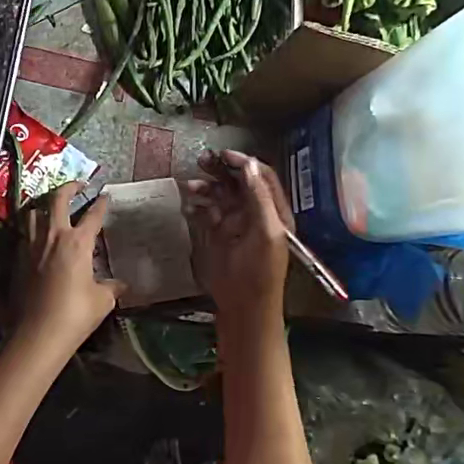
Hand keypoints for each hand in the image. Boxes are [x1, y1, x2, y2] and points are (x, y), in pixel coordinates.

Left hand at [12, 181, 120, 361]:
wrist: (39, 333)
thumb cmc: (76, 313)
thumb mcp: (103, 300)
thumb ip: (112, 287)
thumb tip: (121, 284)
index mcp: (78, 242)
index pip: (93, 215)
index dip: (101, 204)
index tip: (105, 196)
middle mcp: (54, 237)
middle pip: (58, 199)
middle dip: (69, 187)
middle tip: (78, 184)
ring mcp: (32, 246)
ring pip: (34, 212)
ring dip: (44, 205)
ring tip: (52, 207)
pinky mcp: (18, 259)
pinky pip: (24, 234)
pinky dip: (32, 228)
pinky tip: (37, 236)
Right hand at [180, 150, 288, 319]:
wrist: (244, 308)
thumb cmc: (260, 273)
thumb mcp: (265, 233)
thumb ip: (259, 198)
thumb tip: (249, 165)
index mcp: (274, 211)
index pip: (261, 177)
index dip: (244, 162)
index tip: (224, 155)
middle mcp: (256, 213)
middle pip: (238, 182)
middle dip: (221, 170)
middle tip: (201, 160)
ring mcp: (236, 224)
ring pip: (220, 196)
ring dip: (206, 187)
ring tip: (190, 185)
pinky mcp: (219, 236)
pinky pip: (207, 213)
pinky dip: (198, 206)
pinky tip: (188, 205)